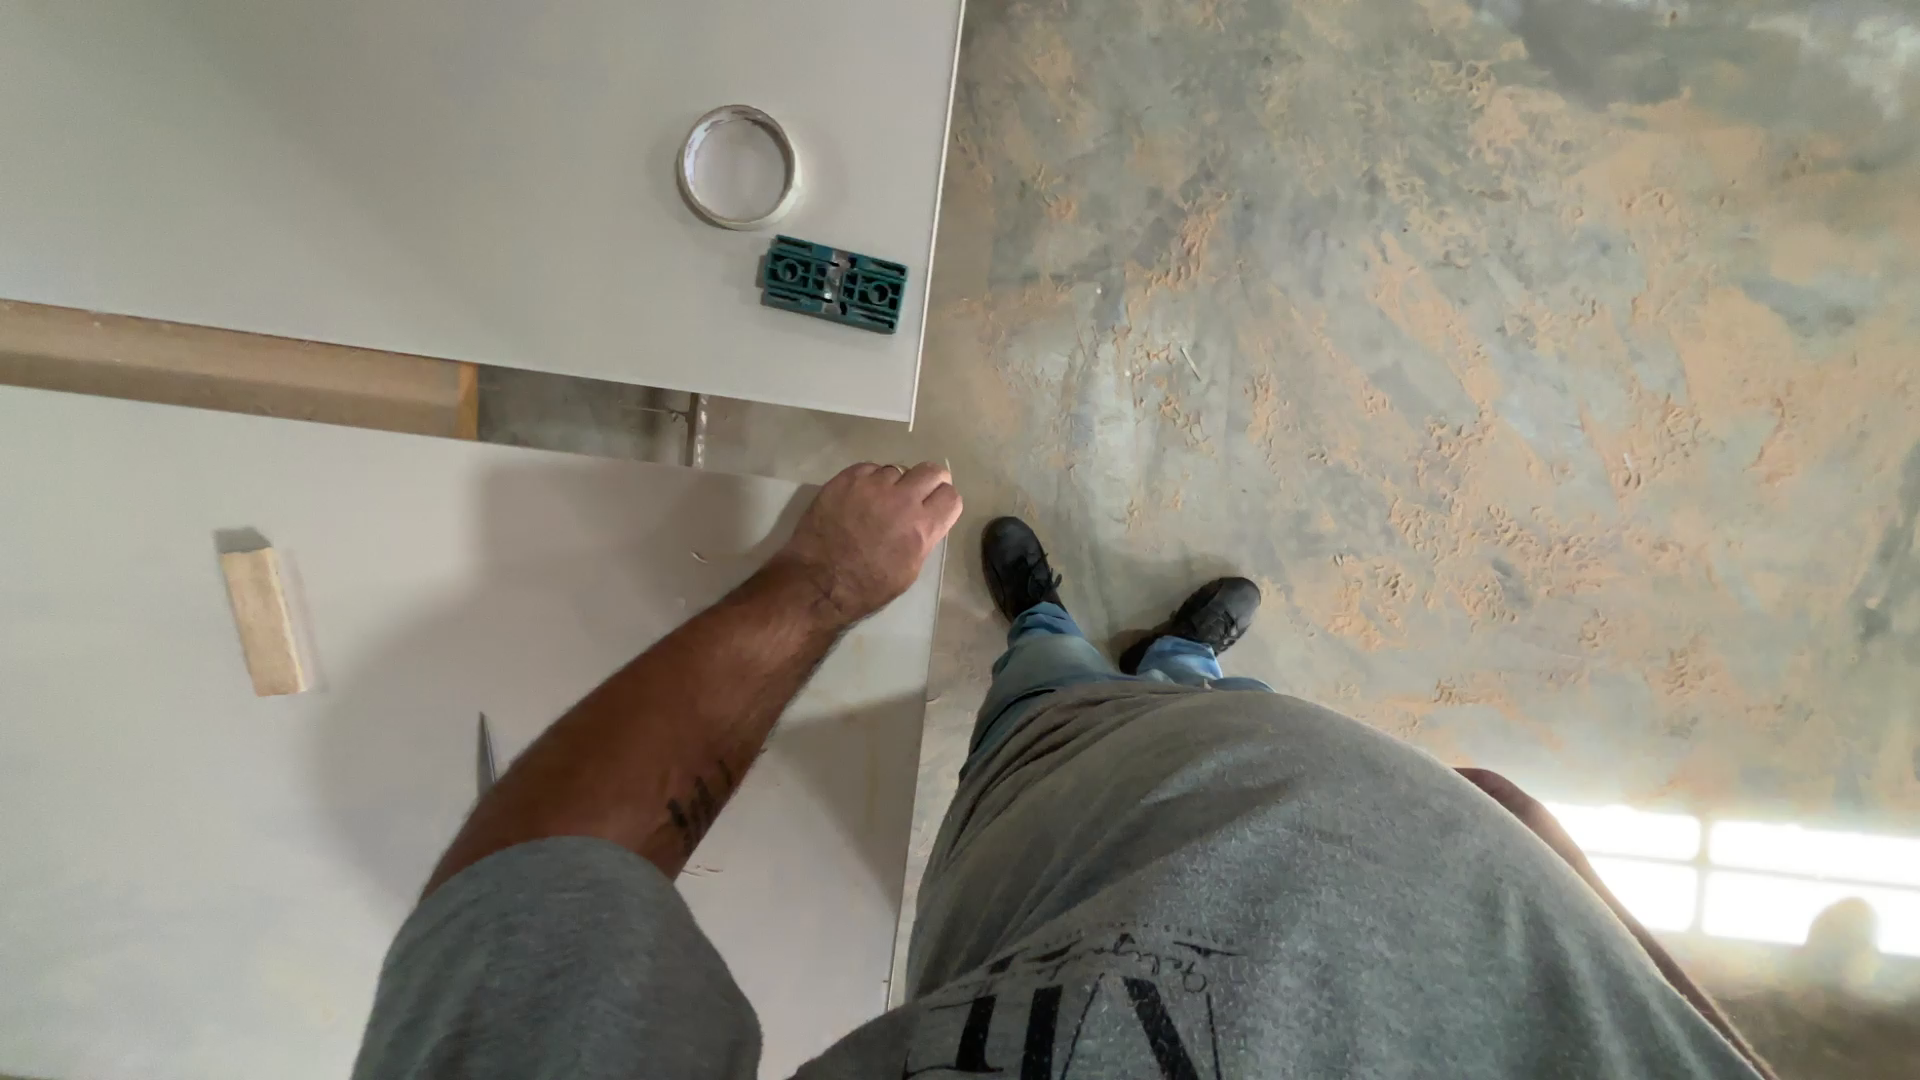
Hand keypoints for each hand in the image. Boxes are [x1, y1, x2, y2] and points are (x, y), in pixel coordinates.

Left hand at [771, 462, 962, 624]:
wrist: (816, 582)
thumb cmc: (866, 587)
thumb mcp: (910, 570)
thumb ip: (924, 537)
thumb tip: (927, 518)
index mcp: (922, 527)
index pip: (951, 496)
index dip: (944, 502)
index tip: (935, 508)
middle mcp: (902, 499)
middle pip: (932, 471)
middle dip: (928, 482)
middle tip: (915, 496)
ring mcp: (872, 485)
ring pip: (897, 470)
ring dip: (893, 484)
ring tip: (878, 503)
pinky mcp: (847, 479)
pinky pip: (869, 469)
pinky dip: (868, 481)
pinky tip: (858, 499)